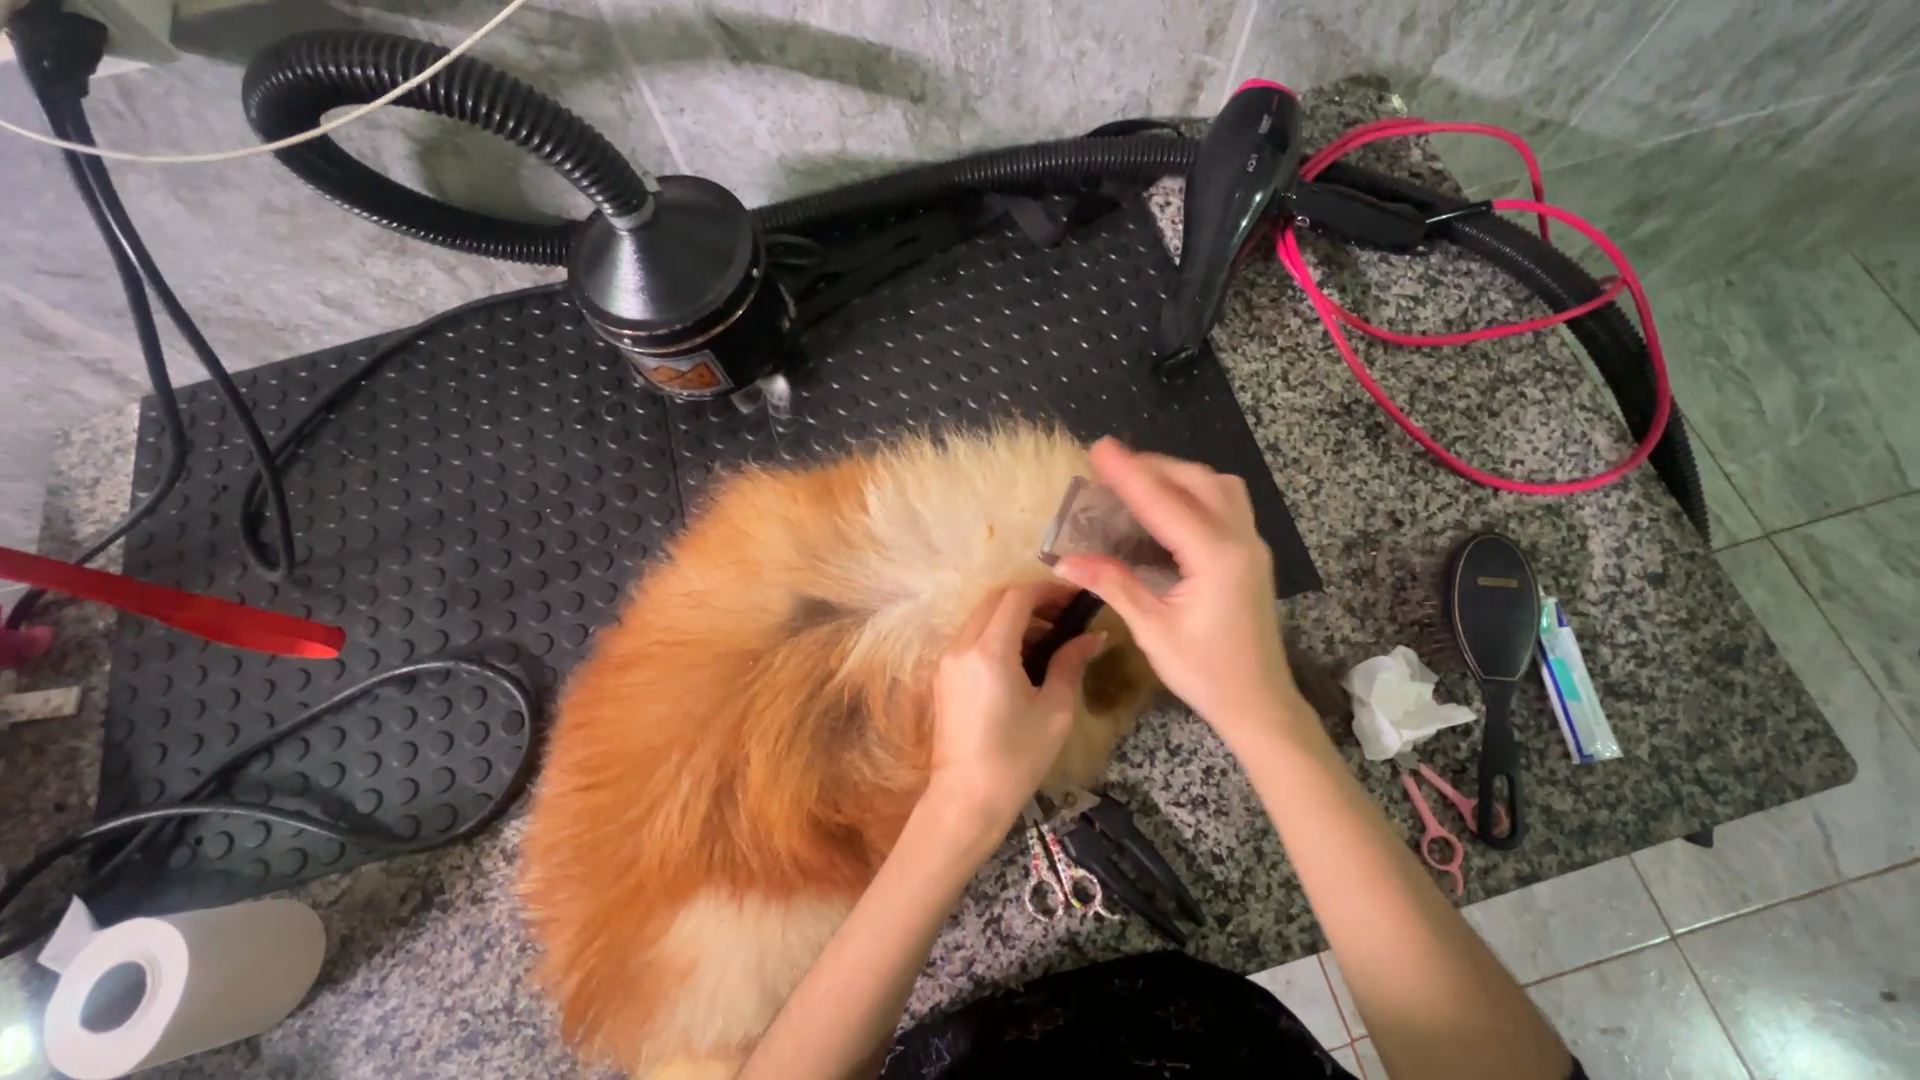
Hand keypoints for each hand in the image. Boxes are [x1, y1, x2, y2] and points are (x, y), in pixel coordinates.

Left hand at [925, 585, 1104, 843]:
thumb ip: (1070, 663)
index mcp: (990, 651)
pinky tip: (1022, 659)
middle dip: (1030, 600)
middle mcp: (962, 646)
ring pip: (981, 618)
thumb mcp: (1054, 710)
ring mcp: (947, 660)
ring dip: (1012, 617)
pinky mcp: (942, 676)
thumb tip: (1093, 636)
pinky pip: (971, 638)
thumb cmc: (1017, 757)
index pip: (1017, 597)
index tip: (1074, 600)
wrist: (966, 798)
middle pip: (995, 600)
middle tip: (1064, 616)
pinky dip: (996, 634)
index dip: (1048, 591)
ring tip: (1048, 639)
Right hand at [1053, 439, 1309, 744]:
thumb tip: (1065, 560)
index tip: (1098, 448)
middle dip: (1151, 467)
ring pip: (1217, 486)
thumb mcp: (1153, 629)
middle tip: (1109, 466)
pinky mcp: (1251, 555)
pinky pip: (1226, 504)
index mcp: (1214, 556)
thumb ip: (1113, 584)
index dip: (1127, 473)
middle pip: (1195, 481)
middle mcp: (1239, 539)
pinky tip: (1167, 508)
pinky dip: (1194, 492)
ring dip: (1177, 475)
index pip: (1163, 501)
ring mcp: (1251, 545)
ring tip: (1137, 481)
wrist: (1259, 702)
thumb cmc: (1205, 672)